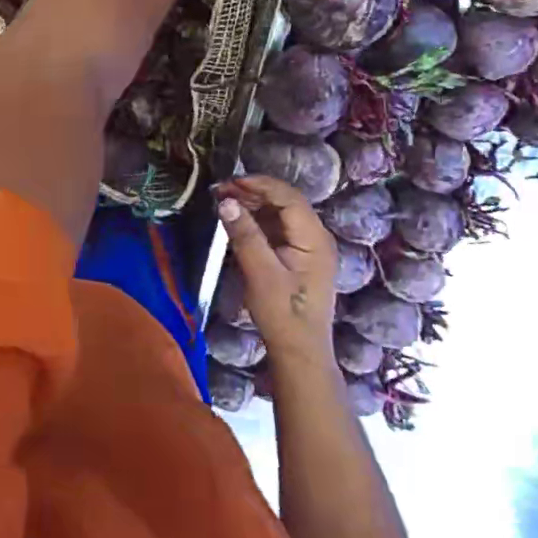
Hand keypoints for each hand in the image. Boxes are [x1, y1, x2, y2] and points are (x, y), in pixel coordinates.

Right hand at [214, 175, 336, 364]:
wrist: (300, 354)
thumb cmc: (282, 314)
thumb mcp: (260, 274)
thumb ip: (245, 234)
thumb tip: (226, 201)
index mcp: (314, 238)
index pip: (288, 197)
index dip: (259, 184)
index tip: (229, 183)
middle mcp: (316, 237)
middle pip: (285, 202)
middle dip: (253, 192)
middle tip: (221, 191)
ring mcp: (309, 248)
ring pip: (281, 214)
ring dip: (254, 205)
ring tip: (225, 202)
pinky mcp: (299, 258)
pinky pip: (279, 229)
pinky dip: (258, 221)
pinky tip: (238, 222)